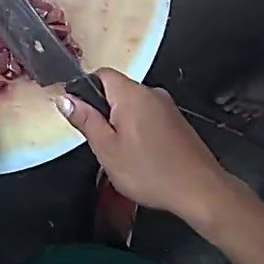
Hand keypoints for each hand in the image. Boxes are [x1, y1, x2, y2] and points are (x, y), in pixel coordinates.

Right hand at [56, 69, 233, 223]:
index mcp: (132, 94)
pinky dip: (141, 132)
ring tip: (124, 155)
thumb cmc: (151, 172)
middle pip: (118, 91)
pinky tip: (143, 157)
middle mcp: (152, 93)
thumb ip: (85, 120)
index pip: (102, 74)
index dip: (86, 90)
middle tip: (103, 143)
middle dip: (105, 113)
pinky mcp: (177, 122)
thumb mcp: (107, 148)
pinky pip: (150, 118)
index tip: (81, 114)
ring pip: (134, 107)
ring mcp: (168, 107)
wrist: (198, 189)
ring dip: (123, 125)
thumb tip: (66, 99)